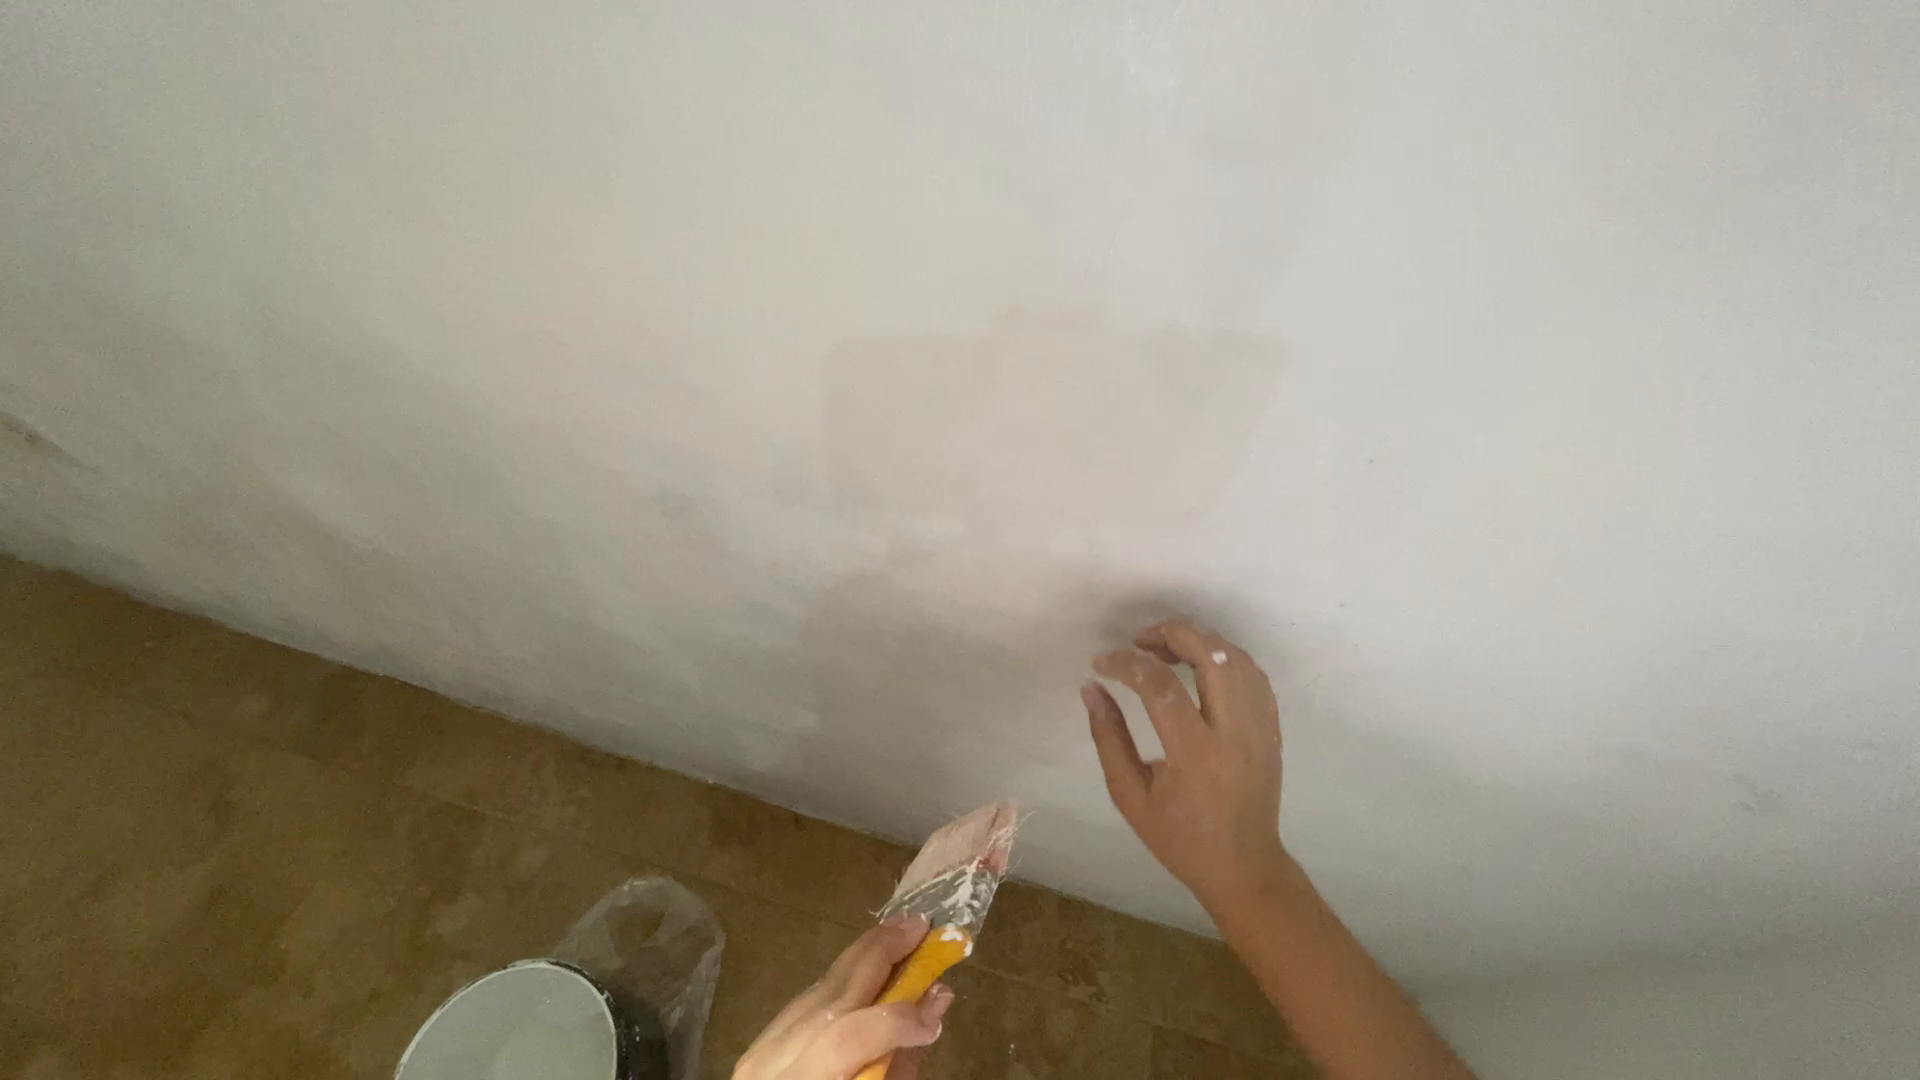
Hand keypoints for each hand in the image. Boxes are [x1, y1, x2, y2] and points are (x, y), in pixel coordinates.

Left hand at [732, 914, 952, 1079]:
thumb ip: (903, 1064)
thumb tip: (937, 1001)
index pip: (850, 1036)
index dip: (899, 1015)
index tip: (941, 995)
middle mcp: (773, 1063)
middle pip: (833, 994)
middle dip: (881, 953)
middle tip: (921, 925)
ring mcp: (761, 1051)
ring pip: (819, 988)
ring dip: (864, 954)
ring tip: (900, 930)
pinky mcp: (761, 1045)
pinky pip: (808, 1000)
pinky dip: (842, 978)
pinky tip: (867, 961)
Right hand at [1083, 618, 1287, 911]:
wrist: (1244, 866)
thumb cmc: (1179, 838)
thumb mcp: (1130, 796)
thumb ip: (1109, 738)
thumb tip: (1091, 687)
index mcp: (1195, 755)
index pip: (1161, 686)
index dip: (1127, 664)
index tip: (1102, 662)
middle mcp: (1234, 734)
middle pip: (1211, 656)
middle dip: (1171, 633)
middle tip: (1140, 640)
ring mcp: (1260, 729)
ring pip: (1236, 658)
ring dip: (1199, 641)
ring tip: (1165, 648)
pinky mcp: (1272, 728)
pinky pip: (1253, 675)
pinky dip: (1224, 658)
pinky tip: (1199, 665)